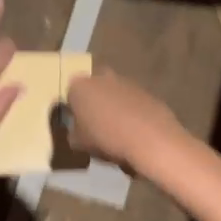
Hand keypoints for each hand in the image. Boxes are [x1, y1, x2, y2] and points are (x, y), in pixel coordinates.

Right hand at [62, 70, 183, 170]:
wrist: (150, 139)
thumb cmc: (106, 139)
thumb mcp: (78, 143)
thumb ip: (73, 131)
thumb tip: (78, 128)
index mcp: (79, 86)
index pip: (69, 92)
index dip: (72, 108)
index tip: (77, 123)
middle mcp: (102, 77)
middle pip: (93, 88)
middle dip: (93, 101)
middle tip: (95, 123)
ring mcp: (127, 82)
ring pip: (114, 93)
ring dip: (114, 105)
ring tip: (117, 129)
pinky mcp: (147, 91)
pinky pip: (132, 101)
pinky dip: (131, 111)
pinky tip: (134, 130)